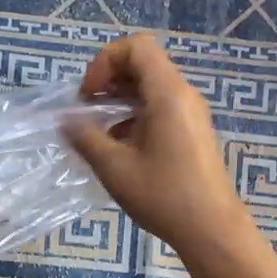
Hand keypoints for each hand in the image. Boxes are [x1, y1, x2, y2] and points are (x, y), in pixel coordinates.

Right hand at [66, 34, 255, 257]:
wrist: (211, 229)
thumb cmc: (163, 195)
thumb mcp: (114, 167)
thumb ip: (85, 137)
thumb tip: (64, 120)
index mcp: (167, 94)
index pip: (136, 47)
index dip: (105, 62)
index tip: (88, 96)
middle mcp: (183, 95)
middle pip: (143, 64)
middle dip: (109, 80)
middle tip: (87, 112)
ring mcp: (191, 113)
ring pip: (151, 87)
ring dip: (120, 100)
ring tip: (99, 133)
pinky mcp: (193, 132)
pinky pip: (161, 107)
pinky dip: (135, 115)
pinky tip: (120, 148)